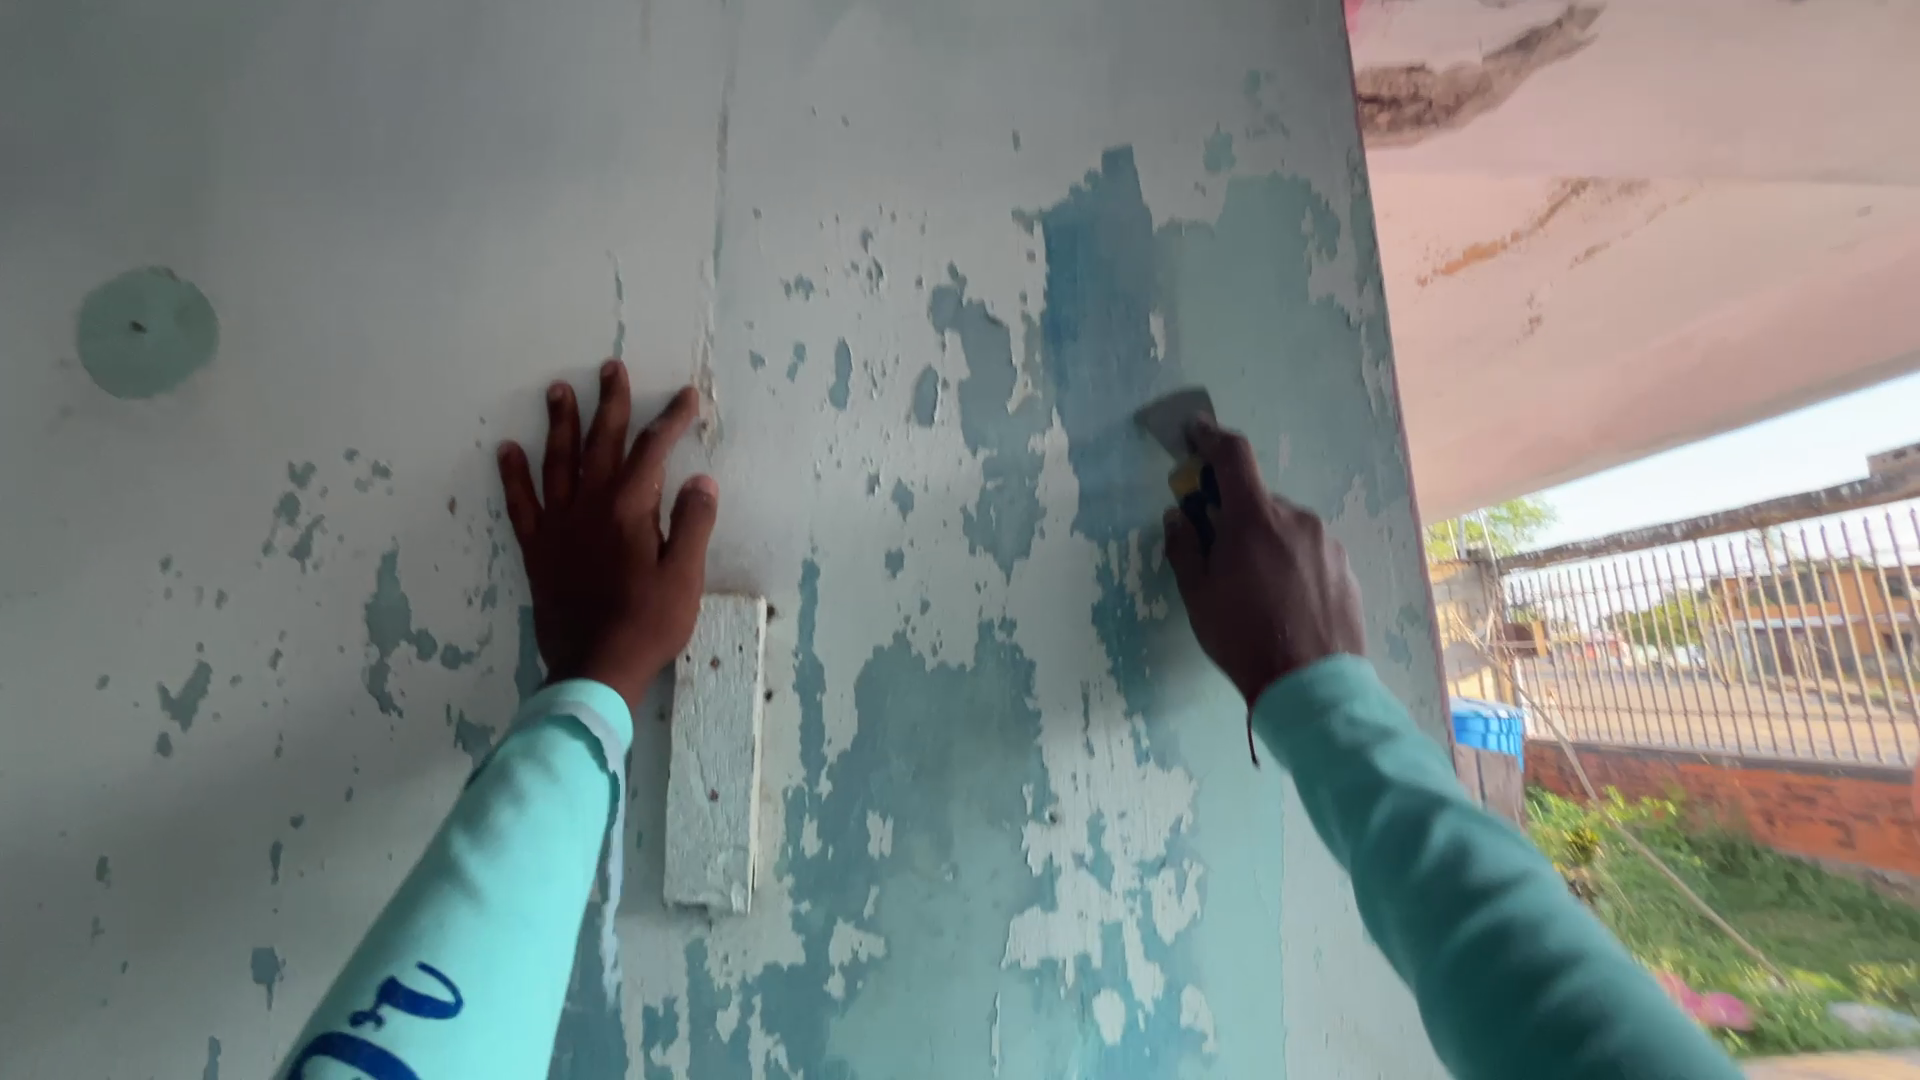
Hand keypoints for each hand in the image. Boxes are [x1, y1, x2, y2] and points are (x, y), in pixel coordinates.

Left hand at [497, 361, 717, 708]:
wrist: (596, 667)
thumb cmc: (650, 622)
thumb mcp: (686, 576)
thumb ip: (693, 523)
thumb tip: (700, 480)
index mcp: (630, 510)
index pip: (653, 452)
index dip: (670, 420)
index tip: (685, 396)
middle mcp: (590, 507)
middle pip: (601, 444)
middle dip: (610, 404)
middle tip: (611, 368)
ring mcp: (559, 526)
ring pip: (557, 463)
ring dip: (560, 424)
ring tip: (558, 390)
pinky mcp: (538, 550)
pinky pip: (521, 504)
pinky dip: (513, 476)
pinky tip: (507, 450)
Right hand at [1163, 417, 1365, 709]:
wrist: (1312, 685)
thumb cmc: (1242, 636)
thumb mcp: (1197, 595)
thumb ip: (1185, 546)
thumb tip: (1179, 515)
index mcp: (1254, 519)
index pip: (1233, 456)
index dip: (1210, 437)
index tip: (1195, 433)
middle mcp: (1296, 519)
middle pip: (1256, 498)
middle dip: (1233, 512)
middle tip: (1217, 551)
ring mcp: (1326, 542)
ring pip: (1283, 525)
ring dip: (1262, 538)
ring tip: (1254, 587)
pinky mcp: (1345, 566)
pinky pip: (1307, 548)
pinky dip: (1288, 558)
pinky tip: (1282, 598)